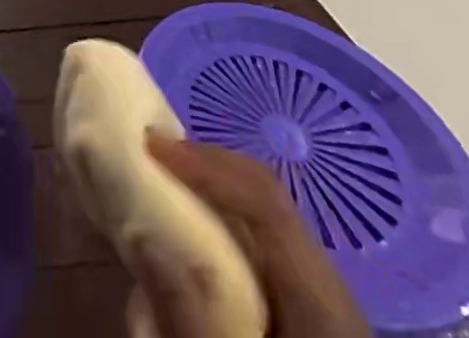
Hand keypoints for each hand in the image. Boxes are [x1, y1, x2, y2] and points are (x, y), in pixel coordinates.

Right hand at [138, 133, 369, 337]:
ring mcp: (316, 294)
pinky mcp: (302, 308)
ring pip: (261, 214)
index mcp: (319, 299)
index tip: (151, 147)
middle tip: (149, 153)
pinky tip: (187, 231)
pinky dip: (218, 220)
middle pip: (265, 195)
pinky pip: (257, 241)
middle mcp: (325, 282)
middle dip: (205, 165)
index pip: (264, 201)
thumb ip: (187, 320)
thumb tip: (144, 237)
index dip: (207, 164)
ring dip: (210, 187)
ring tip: (161, 179)